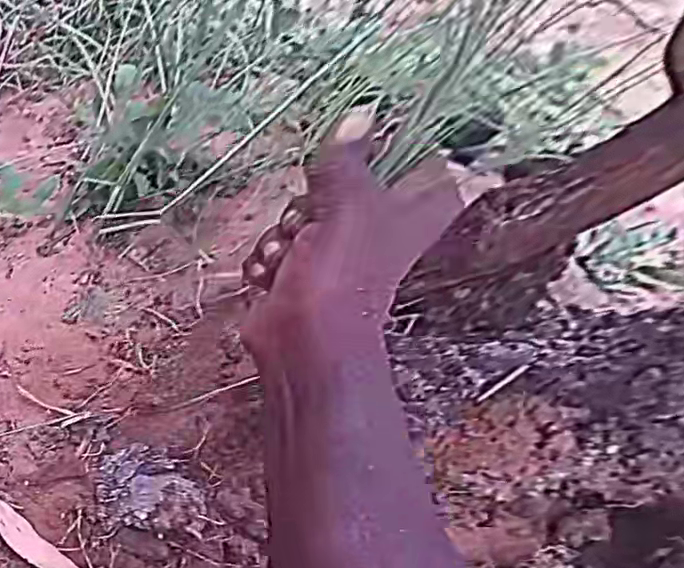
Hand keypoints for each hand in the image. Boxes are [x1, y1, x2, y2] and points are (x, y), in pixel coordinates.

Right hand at [240, 137, 461, 355]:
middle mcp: (379, 223)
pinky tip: (269, 276)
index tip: (341, 174)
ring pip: (294, 220)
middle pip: (331, 187)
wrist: (301, 337)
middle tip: (306, 230)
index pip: (398, 155)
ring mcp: (334, 250)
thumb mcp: (348, 204)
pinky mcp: (296, 272)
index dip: (364, 161)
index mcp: (417, 201)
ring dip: (278, 239)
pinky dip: (266, 262)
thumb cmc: (338, 274)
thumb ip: (347, 159)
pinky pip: (273, 249)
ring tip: (285, 261)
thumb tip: (357, 114)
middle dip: (304, 209)